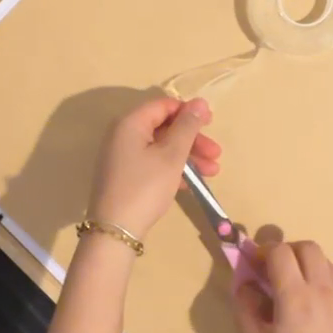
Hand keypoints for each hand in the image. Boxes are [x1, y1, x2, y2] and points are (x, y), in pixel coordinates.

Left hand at [87, 95, 219, 238]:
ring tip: (213, 173)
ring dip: (187, 157)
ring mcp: (121, 157)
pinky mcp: (124, 176)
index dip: (189, 112)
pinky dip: (172, 169)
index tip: (212, 124)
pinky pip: (152, 163)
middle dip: (192, 140)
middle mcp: (122, 135)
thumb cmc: (145, 187)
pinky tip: (190, 184)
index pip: (163, 105)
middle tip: (216, 154)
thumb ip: (187, 127)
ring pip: (160, 148)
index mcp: (130, 123)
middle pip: (163, 127)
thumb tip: (200, 102)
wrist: (115, 230)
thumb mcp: (171, 155)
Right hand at [231, 238, 332, 332]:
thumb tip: (244, 286)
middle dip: (284, 250)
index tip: (252, 266)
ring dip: (301, 260)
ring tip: (287, 284)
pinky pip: (331, 275)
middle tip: (270, 270)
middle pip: (305, 246)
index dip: (262, 251)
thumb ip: (245, 311)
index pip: (280, 251)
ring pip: (322, 258)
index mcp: (295, 295)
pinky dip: (315, 274)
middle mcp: (320, 287)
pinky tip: (305, 300)